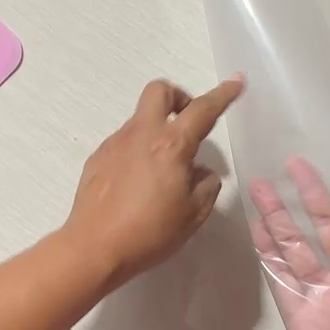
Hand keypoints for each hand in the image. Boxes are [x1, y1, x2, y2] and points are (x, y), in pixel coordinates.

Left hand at [60, 77, 244, 285]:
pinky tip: (137, 184)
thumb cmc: (150, 232)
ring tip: (162, 171)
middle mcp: (140, 134)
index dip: (222, 95)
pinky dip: (137, 150)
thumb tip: (199, 171)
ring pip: (140, 119)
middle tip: (187, 124)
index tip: (235, 83)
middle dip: (178, 98)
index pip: (201, 110)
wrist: (94, 246)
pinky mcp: (97, 156)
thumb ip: (205, 185)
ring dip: (156, 131)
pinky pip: (124, 142)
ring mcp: (114, 142)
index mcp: (170, 145)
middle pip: (159, 91)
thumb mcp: (193, 213)